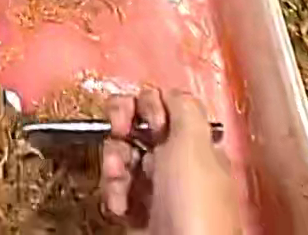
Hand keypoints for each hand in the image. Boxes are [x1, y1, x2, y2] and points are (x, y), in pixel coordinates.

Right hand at [100, 88, 244, 234]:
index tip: (146, 115)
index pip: (164, 108)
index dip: (147, 104)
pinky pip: (116, 191)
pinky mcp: (138, 218)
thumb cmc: (193, 202)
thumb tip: (169, 90)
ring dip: (113, 161)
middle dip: (120, 128)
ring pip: (122, 158)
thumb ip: (183, 106)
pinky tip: (118, 204)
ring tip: (118, 179)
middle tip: (118, 133)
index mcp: (196, 146)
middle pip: (137, 130)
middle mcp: (177, 167)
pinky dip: (112, 192)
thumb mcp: (194, 143)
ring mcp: (157, 194)